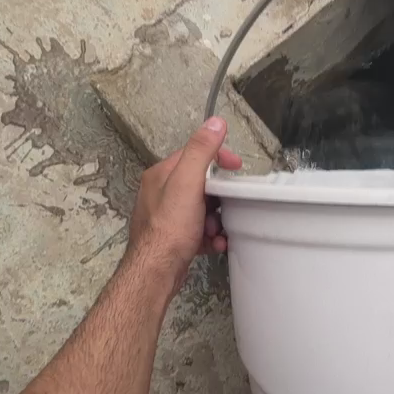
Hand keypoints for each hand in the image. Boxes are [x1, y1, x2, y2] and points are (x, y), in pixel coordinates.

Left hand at [125, 117, 241, 294]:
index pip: (194, 155)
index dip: (219, 159)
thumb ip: (201, 150)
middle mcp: (160, 193)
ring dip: (217, 218)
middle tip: (228, 205)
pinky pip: (198, 230)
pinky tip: (214, 244)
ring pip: (201, 209)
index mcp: (161, 175)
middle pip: (201, 184)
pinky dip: (210, 236)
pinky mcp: (173, 237)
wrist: (157, 271)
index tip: (236, 167)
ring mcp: (166, 217)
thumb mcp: (188, 182)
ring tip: (218, 229)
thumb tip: (215, 123)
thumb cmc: (169, 229)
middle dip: (220, 196)